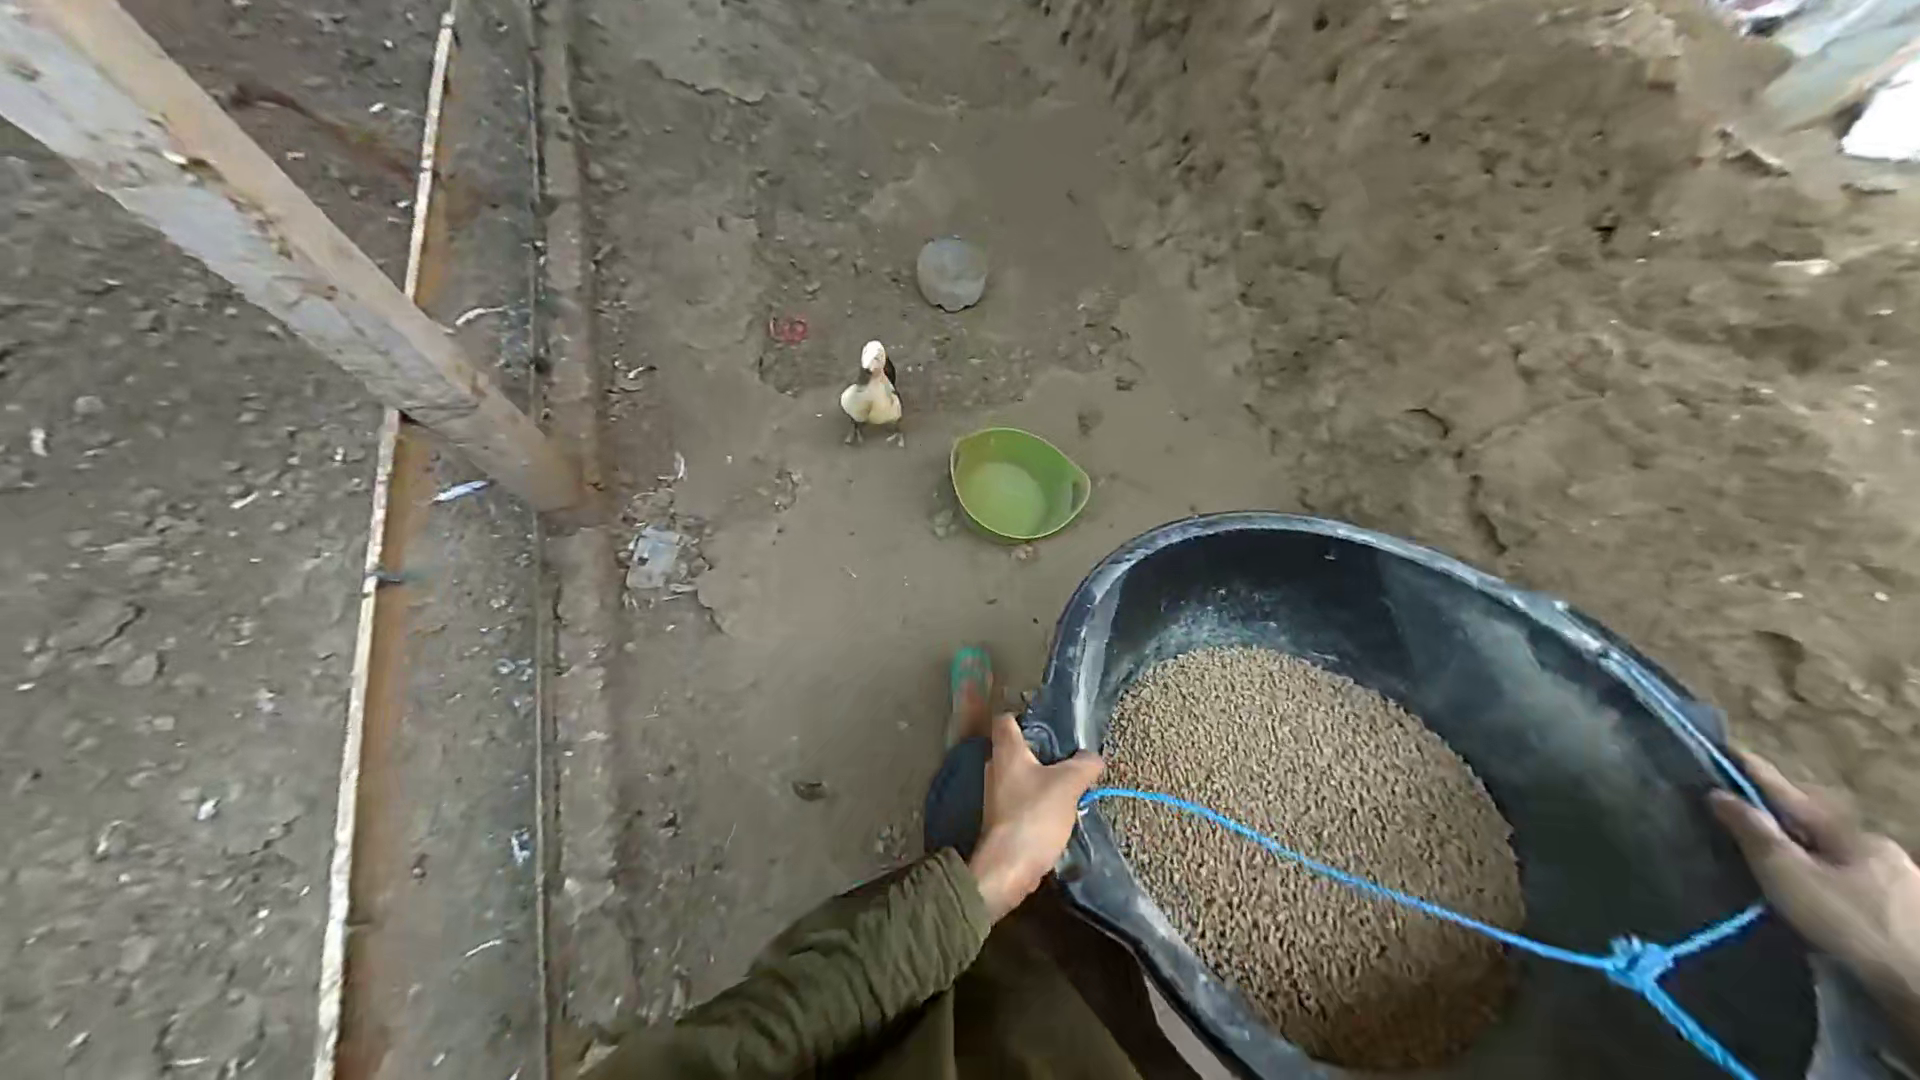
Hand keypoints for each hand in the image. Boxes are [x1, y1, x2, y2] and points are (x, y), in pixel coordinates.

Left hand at [967, 713, 1103, 921]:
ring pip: (1022, 775)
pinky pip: (1023, 798)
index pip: (1006, 719)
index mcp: (1006, 750)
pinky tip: (1061, 810)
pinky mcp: (1003, 817)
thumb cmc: (1034, 815)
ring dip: (1044, 778)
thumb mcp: (1067, 785)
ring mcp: (997, 794)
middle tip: (1070, 756)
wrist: (1008, 866)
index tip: (1050, 725)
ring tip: (1072, 784)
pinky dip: (1040, 800)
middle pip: (1017, 747)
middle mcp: (996, 767)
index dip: (1025, 716)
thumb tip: (1093, 757)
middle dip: (1043, 750)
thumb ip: (1083, 765)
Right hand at [1709, 752, 1919, 1016]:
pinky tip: (1803, 882)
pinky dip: (1814, 868)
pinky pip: (1843, 874)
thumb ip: (1751, 829)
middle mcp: (1880, 850)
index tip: (1725, 748)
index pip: (1789, 794)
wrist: (1919, 987)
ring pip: (1831, 850)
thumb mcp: (1785, 871)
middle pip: (1814, 822)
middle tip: (1734, 803)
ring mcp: (1898, 882)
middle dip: (1775, 812)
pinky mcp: (1901, 911)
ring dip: (1796, 844)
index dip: (1754, 771)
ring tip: (1762, 846)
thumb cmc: (1846, 920)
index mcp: (1852, 834)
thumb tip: (1719, 793)